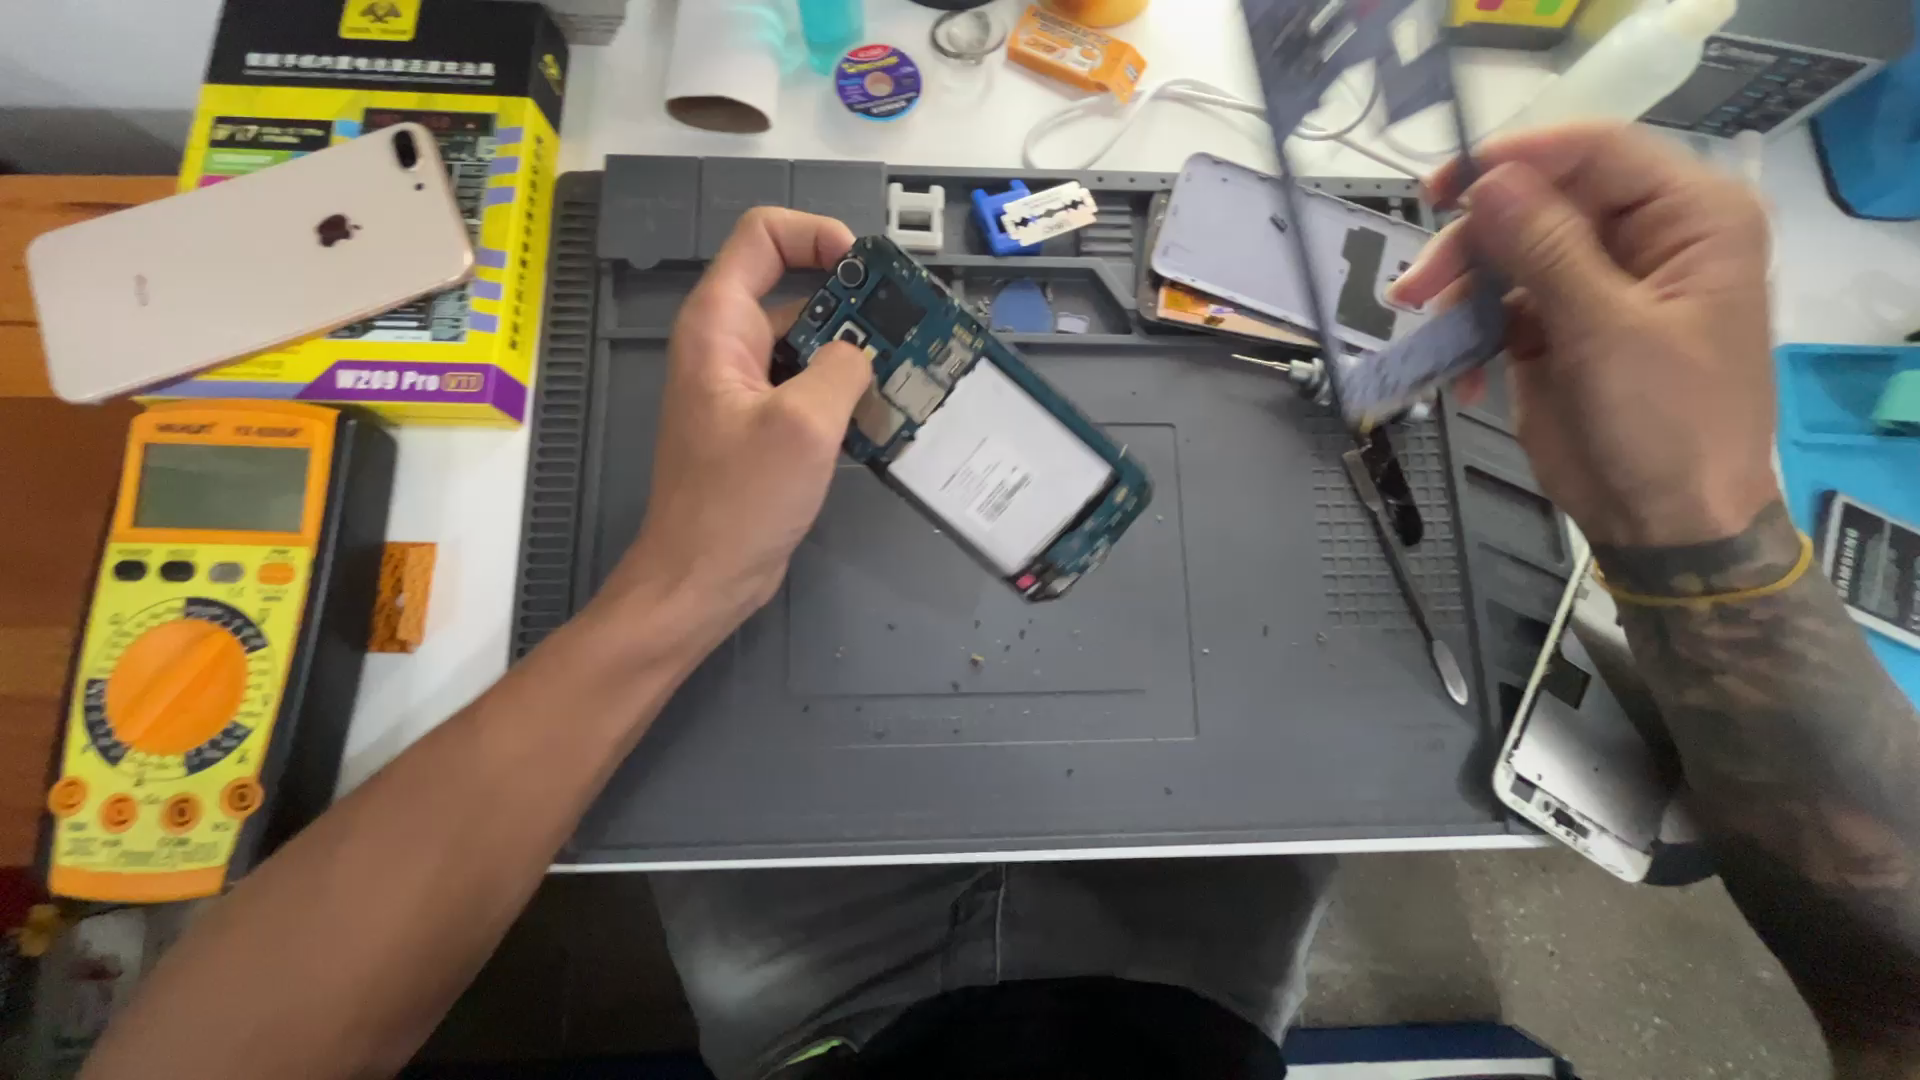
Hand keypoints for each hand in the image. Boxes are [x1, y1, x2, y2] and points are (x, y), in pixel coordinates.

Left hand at [595, 208, 870, 649]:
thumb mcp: (804, 425)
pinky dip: (845, 393)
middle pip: (795, 289)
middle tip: (910, 330)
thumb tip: (861, 355)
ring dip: (856, 353)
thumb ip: (842, 368)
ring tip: (908, 372)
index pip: (764, 236)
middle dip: (854, 302)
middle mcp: (727, 345)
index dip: (818, 236)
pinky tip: (882, 413)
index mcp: (719, 324)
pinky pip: (809, 388)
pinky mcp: (763, 426)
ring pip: (808, 344)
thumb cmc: (741, 500)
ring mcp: (745, 388)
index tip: (870, 272)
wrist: (704, 577)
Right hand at [1389, 122, 1779, 548]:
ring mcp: (1587, 288)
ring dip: (1454, 296)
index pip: (1595, 155)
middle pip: (1534, 208)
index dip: (1518, 160)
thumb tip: (1488, 184)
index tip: (1440, 188)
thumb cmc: (1664, 421)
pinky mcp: (1548, 331)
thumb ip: (1548, 251)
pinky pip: (1490, 313)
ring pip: (1501, 260)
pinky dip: (1463, 341)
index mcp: (1684, 220)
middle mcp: (1636, 242)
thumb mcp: (1606, 331)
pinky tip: (1456, 380)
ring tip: (1421, 333)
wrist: (1658, 513)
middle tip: (1412, 290)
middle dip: (1468, 246)